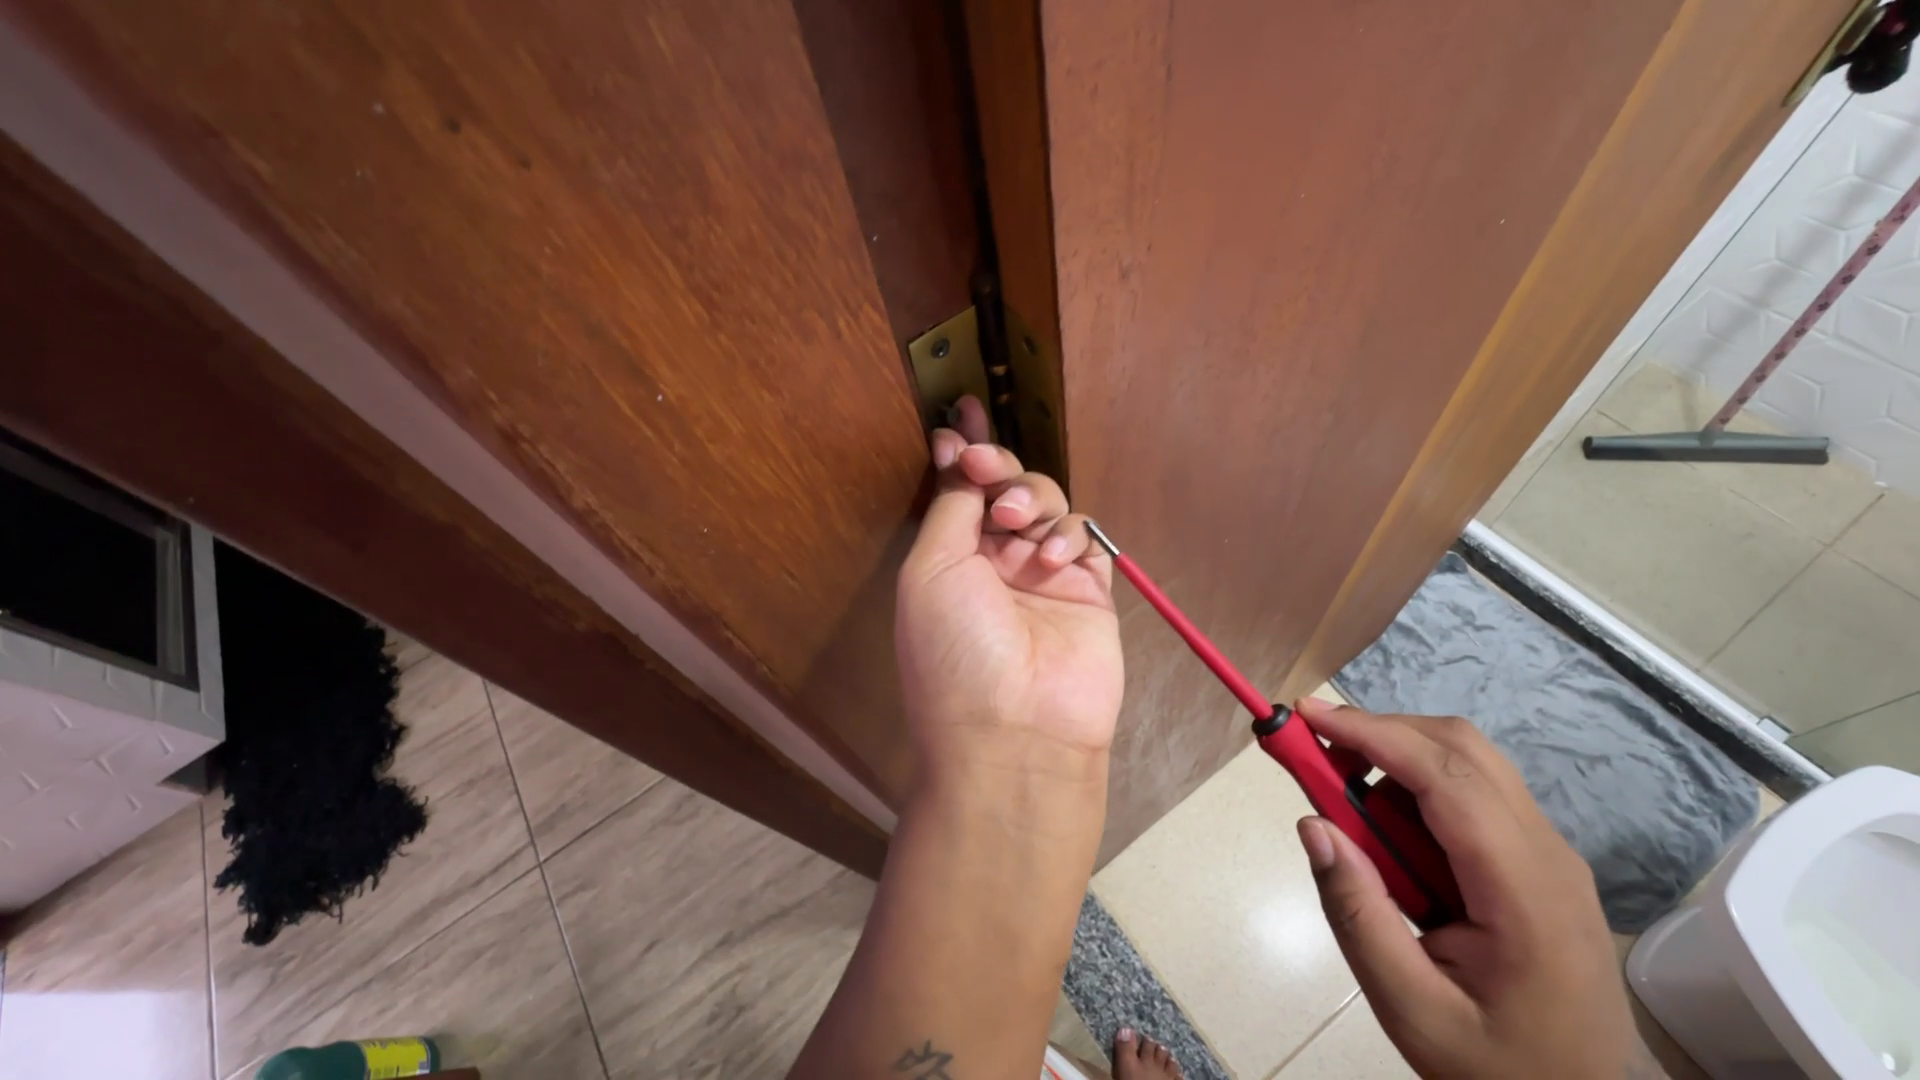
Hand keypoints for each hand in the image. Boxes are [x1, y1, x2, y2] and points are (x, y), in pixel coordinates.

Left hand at [895, 397, 1122, 769]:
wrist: (1016, 731)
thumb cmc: (955, 649)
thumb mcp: (932, 571)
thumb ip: (951, 508)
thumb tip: (955, 456)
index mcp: (948, 560)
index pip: (958, 492)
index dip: (963, 450)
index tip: (961, 413)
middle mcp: (994, 563)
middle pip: (1005, 488)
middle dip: (997, 468)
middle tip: (987, 468)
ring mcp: (1044, 576)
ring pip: (1048, 504)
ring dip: (1032, 500)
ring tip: (1019, 525)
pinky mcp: (1089, 590)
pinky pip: (1084, 537)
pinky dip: (1068, 535)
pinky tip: (1052, 560)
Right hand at [1290, 699, 1649, 1079]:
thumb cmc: (1493, 1064)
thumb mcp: (1409, 1007)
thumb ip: (1356, 914)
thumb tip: (1311, 824)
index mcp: (1525, 891)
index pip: (1446, 778)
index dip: (1373, 735)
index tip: (1306, 714)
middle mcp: (1548, 853)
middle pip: (1461, 750)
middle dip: (1380, 734)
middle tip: (1314, 758)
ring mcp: (1550, 853)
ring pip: (1468, 763)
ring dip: (1397, 758)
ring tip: (1345, 803)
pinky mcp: (1538, 860)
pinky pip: (1473, 793)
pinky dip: (1418, 787)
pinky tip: (1389, 835)